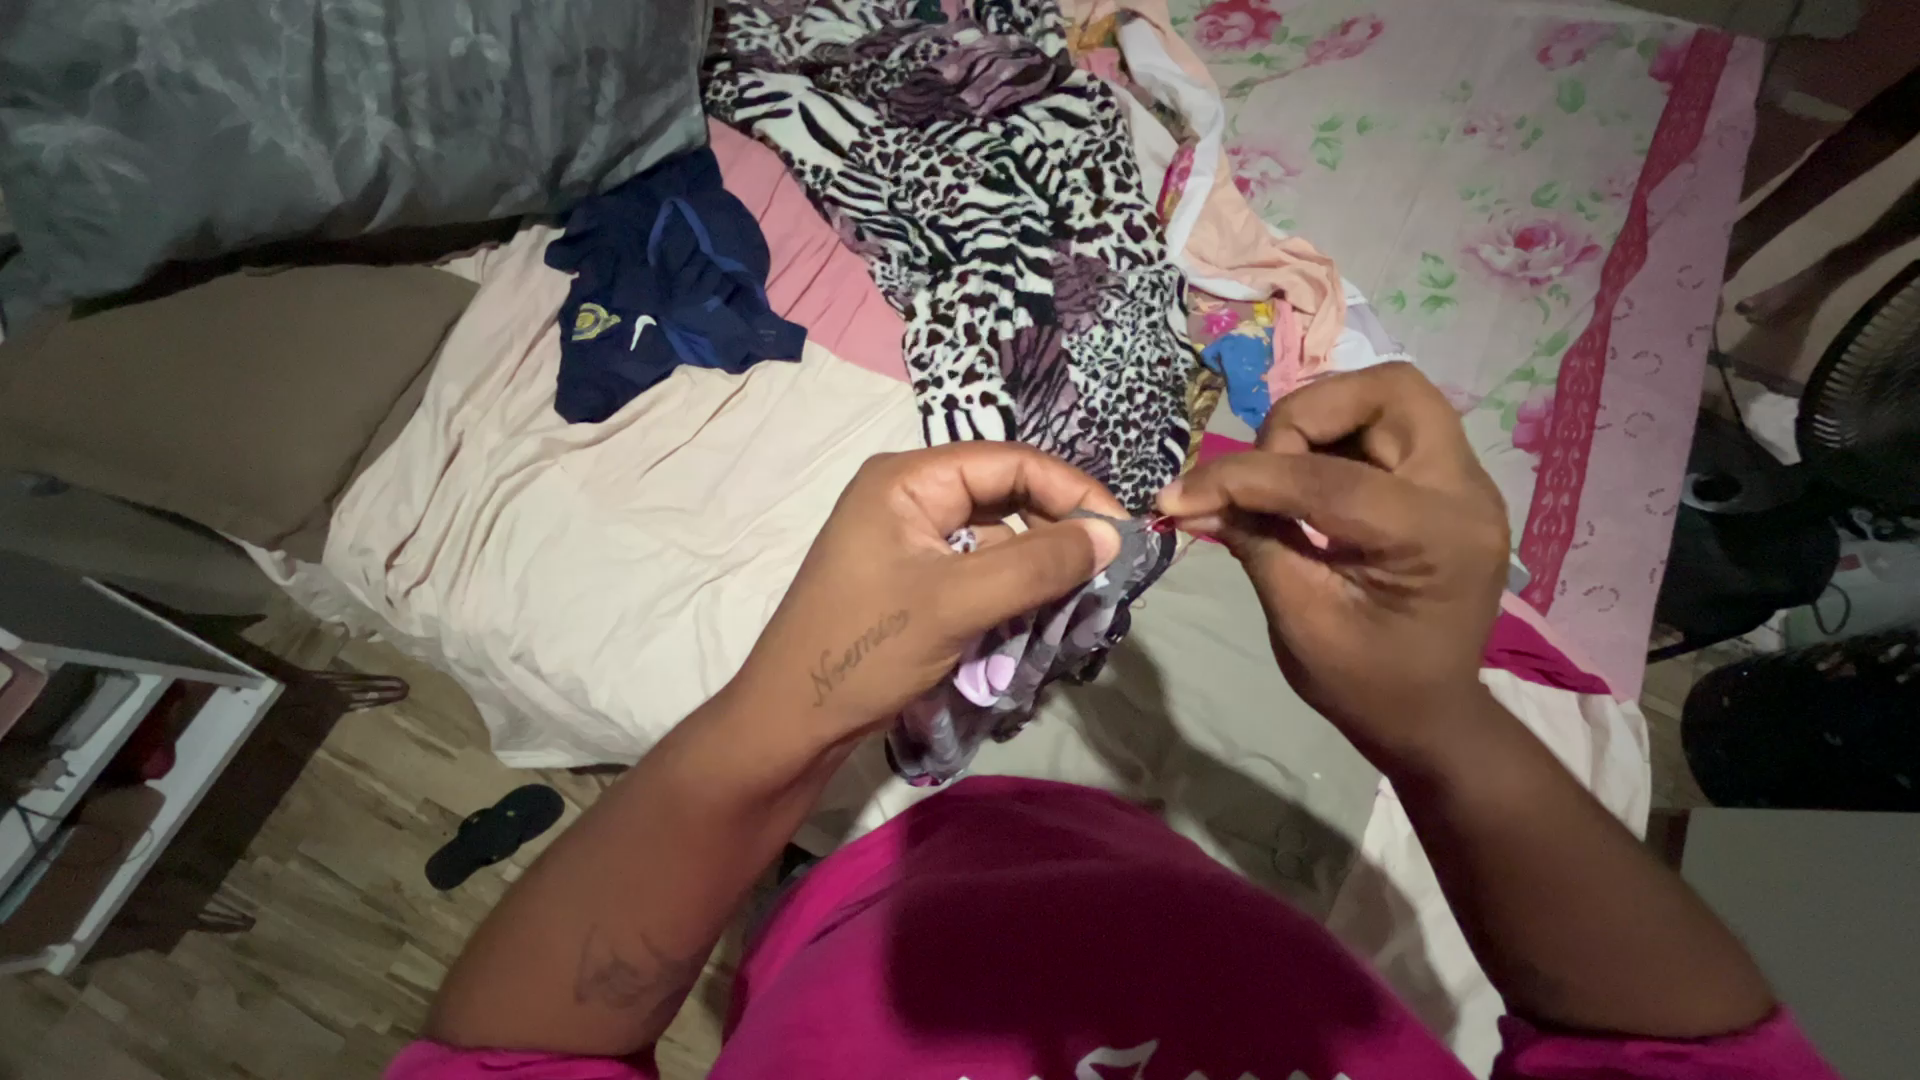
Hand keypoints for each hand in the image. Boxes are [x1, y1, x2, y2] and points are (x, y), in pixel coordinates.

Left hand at [729, 443, 1124, 751]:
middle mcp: (909, 498)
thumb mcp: (955, 602)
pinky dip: (1011, 591)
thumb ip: (1036, 565)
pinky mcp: (915, 581)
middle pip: (1004, 497)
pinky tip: (1037, 618)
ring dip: (1037, 567)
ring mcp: (910, 541)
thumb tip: (1110, 535)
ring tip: (1076, 601)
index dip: (1070, 489)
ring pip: (996, 538)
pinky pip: (978, 571)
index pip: (1008, 461)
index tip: (1119, 532)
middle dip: (1056, 531)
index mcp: (908, 479)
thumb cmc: (865, 649)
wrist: (793, 720)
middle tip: (1104, 571)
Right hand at [1157, 363, 1509, 763]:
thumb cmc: (1364, 683)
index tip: (1178, 496)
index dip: (1242, 478)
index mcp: (1433, 539)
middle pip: (1386, 391)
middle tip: (1261, 472)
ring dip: (1318, 420)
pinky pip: (1384, 425)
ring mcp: (1462, 481)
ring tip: (1277, 474)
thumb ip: (1252, 541)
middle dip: (1303, 417)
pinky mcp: (1444, 482)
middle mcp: (1464, 492)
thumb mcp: (1298, 617)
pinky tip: (1300, 480)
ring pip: (1387, 396)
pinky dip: (1330, 438)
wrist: (1428, 713)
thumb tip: (1187, 499)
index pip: (1327, 478)